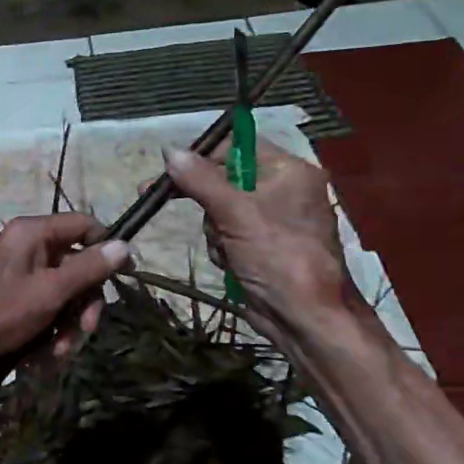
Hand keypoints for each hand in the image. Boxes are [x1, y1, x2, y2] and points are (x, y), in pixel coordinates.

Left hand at [0, 212, 130, 374]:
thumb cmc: (2, 313)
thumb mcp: (52, 291)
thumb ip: (90, 268)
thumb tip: (125, 245)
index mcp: (33, 233)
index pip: (83, 225)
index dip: (107, 247)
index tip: (125, 275)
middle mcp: (27, 246)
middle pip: (76, 265)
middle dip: (83, 303)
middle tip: (86, 329)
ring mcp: (19, 272)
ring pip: (63, 292)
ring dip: (67, 324)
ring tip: (58, 351)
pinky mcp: (13, 297)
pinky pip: (45, 307)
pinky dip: (49, 331)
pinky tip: (43, 355)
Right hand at [163, 144, 355, 337]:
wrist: (304, 317)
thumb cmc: (278, 257)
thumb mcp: (236, 213)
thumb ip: (201, 180)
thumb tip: (170, 151)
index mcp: (288, 171)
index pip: (237, 145)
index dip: (201, 156)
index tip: (168, 170)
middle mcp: (282, 190)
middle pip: (224, 179)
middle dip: (207, 202)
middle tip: (159, 198)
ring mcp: (271, 220)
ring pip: (219, 210)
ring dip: (214, 230)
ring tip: (228, 250)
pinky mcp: (260, 246)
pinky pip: (226, 234)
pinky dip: (222, 247)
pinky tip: (232, 263)